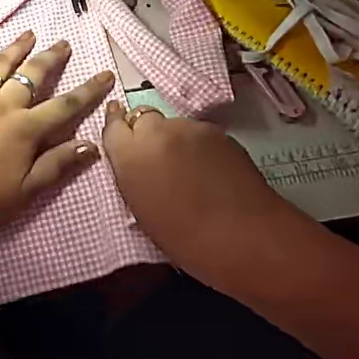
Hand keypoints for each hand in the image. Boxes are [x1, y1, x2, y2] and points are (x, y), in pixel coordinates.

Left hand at [0, 32, 115, 230]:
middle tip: (63, 43)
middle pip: (32, 74)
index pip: (65, 105)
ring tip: (27, 35)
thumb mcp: (27, 189)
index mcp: (26, 128)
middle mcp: (2, 106)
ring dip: (13, 49)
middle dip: (51, 57)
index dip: (88, 90)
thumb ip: (58, 164)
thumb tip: (91, 144)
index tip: (105, 74)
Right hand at [101, 103, 304, 292]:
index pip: (113, 127)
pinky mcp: (219, 131)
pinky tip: (209, 170)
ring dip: (174, 140)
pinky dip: (197, 146)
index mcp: (131, 156)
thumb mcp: (142, 210)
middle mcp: (158, 132)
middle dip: (145, 133)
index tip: (122, 137)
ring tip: (187, 169)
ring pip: (173, 126)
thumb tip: (137, 164)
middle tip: (155, 158)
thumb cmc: (185, 240)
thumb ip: (133, 176)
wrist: (245, 236)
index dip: (117, 130)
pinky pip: (198, 133)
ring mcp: (191, 128)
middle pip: (143, 118)